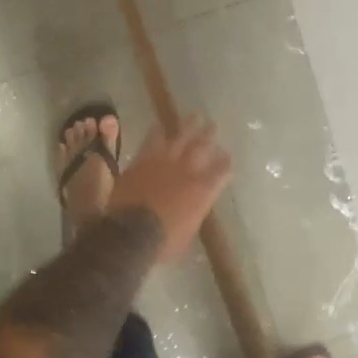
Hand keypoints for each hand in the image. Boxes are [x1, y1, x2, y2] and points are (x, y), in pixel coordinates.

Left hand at [107, 114, 231, 261]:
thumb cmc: (162, 242)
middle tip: (213, 125)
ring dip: (188, 125)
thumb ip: (192, 217)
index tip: (227, 157)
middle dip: (210, 135)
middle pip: (203, 146)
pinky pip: (152, 140)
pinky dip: (157, 132)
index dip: (226, 163)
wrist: (130, 232)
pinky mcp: (143, 160)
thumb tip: (191, 213)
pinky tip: (159, 126)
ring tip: (195, 115)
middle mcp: (188, 170)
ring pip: (180, 136)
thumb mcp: (186, 235)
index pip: (222, 171)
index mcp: (204, 191)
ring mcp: (165, 162)